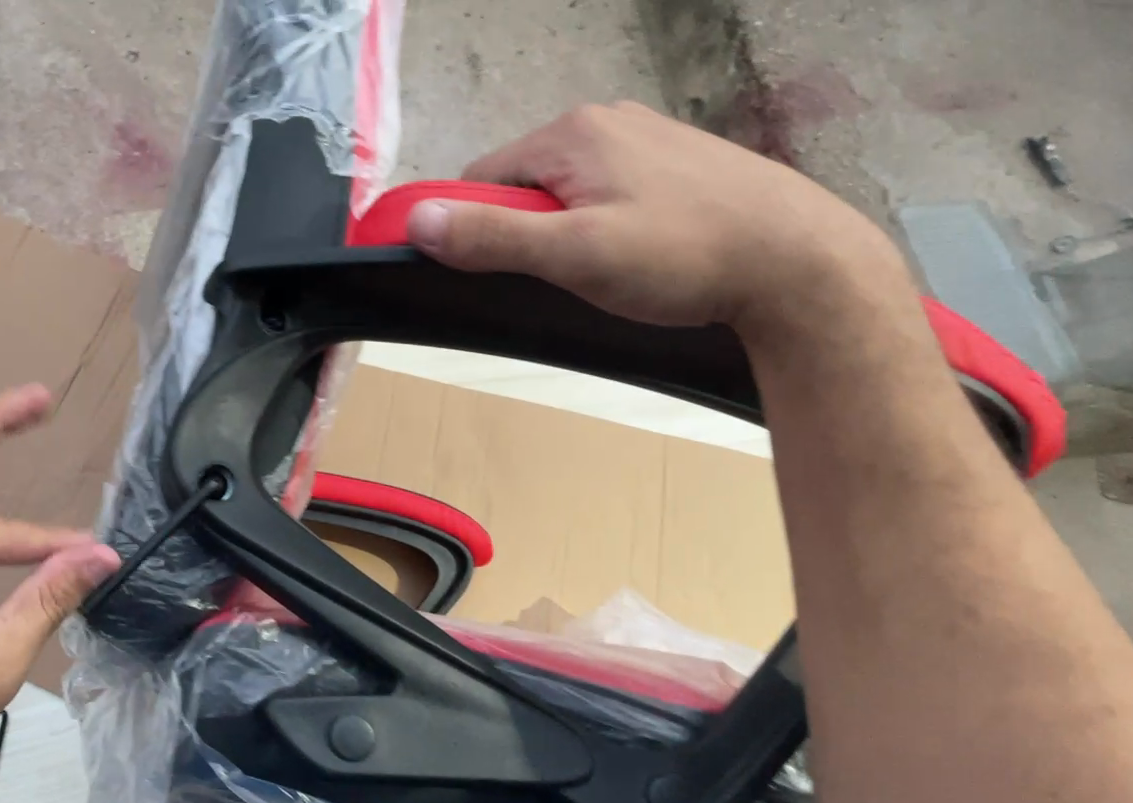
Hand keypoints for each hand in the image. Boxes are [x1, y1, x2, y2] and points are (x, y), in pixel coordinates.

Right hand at [404, 102, 912, 339]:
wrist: (796, 260)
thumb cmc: (680, 254)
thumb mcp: (572, 255)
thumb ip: (492, 238)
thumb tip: (415, 221)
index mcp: (571, 133)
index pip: (481, 179)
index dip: (477, 230)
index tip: (505, 271)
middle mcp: (603, 121)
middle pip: (521, 183)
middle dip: (524, 231)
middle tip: (564, 274)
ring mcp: (642, 137)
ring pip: (563, 190)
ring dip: (562, 231)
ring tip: (604, 268)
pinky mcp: (671, 160)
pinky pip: (603, 191)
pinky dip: (600, 224)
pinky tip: (635, 253)